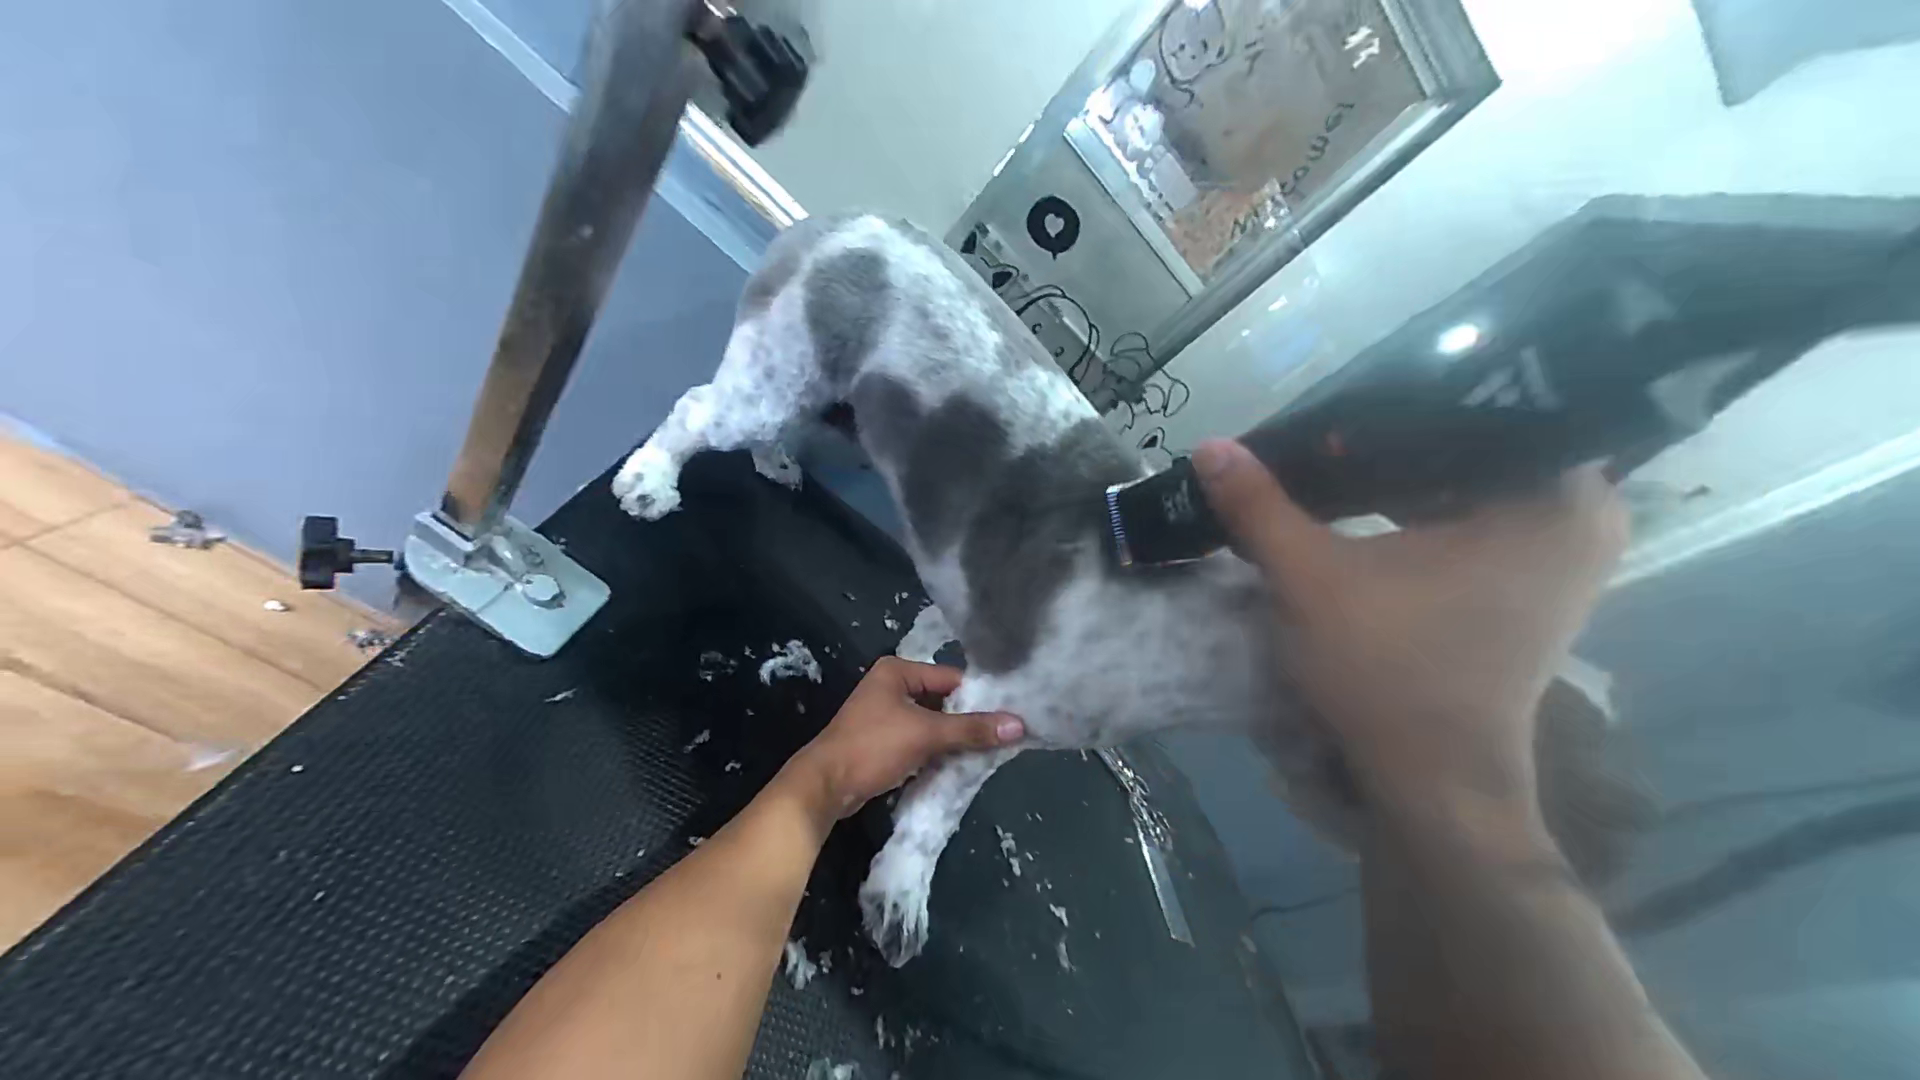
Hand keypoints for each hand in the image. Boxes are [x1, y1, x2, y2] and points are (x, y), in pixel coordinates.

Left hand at [780, 658, 1023, 827]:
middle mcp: (891, 686)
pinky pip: (919, 739)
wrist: (824, 786)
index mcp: (898, 671)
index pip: (951, 678)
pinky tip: (958, 763)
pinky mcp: (883, 740)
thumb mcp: (927, 734)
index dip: (978, 698)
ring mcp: (885, 714)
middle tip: (1001, 736)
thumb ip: (972, 730)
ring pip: (932, 722)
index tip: (1008, 716)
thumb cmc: (873, 746)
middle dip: (966, 720)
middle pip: (942, 700)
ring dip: (952, 738)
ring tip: (985, 751)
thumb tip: (1019, 725)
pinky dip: (936, 750)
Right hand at [1193, 439, 1627, 816]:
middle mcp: (1577, 516)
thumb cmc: (1386, 671)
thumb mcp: (1310, 579)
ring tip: (1331, 453)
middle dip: (1391, 436)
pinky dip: (1416, 505)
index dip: (1398, 399)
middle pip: (1471, 442)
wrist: (1430, 777)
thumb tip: (1209, 445)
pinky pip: (1471, 513)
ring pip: (1468, 479)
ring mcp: (1559, 553)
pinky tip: (1362, 502)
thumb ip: (1259, 506)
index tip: (1335, 398)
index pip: (1480, 407)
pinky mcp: (1529, 582)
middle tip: (1322, 422)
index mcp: (1551, 500)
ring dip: (1400, 471)